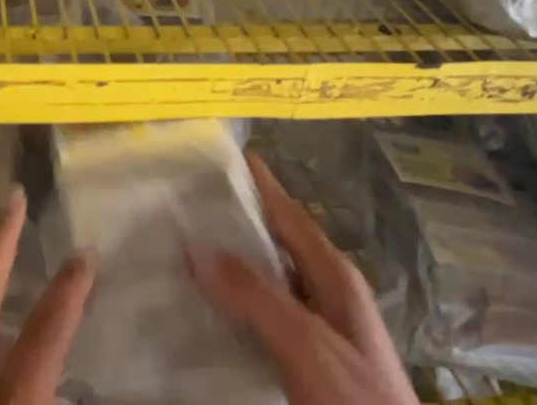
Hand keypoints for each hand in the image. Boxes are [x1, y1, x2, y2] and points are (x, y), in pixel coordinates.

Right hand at [189, 153, 420, 404]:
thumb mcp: (307, 342)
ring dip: (229, 264)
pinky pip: (261, 316)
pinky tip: (204, 308)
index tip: (225, 156)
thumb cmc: (354, 395)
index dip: (261, 184)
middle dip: (235, 221)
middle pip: (276, 242)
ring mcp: (317, 327)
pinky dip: (233, 303)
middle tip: (185, 203)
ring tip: (182, 249)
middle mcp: (325, 293)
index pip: (291, 215)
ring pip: (266, 280)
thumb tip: (199, 247)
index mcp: (334, 276)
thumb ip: (257, 295)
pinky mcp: (304, 357)